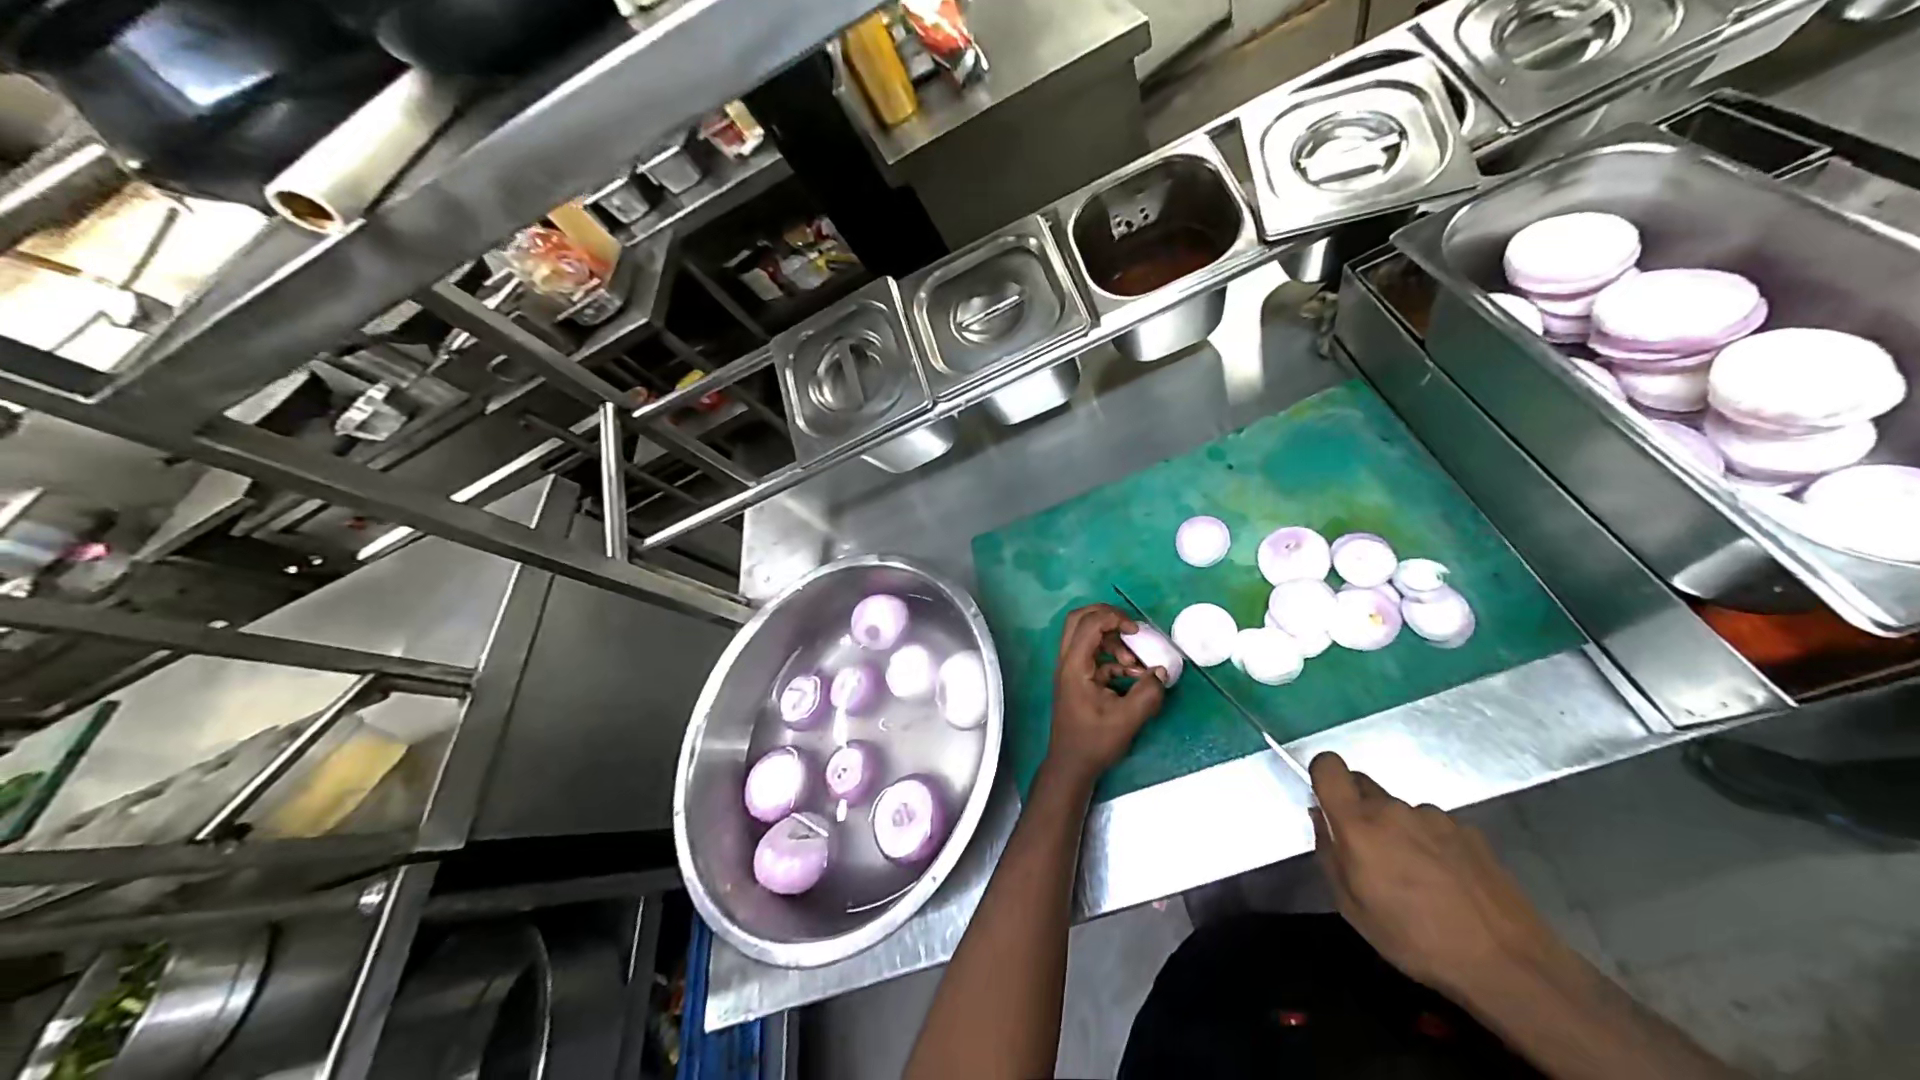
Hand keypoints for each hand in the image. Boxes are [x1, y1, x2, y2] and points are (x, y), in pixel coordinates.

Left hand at [1046, 604, 1167, 781]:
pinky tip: (1131, 677)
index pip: (1089, 624)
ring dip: (1112, 641)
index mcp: (1074, 666)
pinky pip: (1094, 656)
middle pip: (1080, 620)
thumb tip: (1161, 671)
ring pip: (1086, 636)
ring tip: (1133, 663)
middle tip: (1131, 629)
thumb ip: (1147, 692)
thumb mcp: (1127, 719)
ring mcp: (1071, 670)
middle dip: (1107, 617)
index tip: (1136, 632)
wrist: (1072, 764)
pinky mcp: (1078, 679)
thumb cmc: (1094, 742)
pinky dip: (1113, 659)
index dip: (1114, 619)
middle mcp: (1068, 662)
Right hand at [1308, 752, 1566, 1000]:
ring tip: (1417, 879)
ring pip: (1401, 812)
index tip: (1327, 800)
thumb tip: (1322, 819)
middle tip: (1371, 855)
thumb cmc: (1416, 940)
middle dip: (1359, 811)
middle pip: (1364, 787)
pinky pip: (1435, 828)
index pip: (1329, 766)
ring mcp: (1437, 818)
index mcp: (1359, 824)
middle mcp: (1395, 809)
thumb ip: (1329, 854)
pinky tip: (1449, 885)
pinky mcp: (1471, 832)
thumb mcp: (1352, 908)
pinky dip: (1432, 846)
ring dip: (1398, 832)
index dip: (1322, 774)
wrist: (1510, 964)